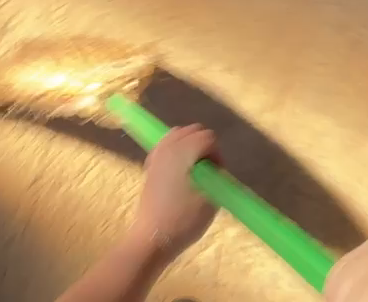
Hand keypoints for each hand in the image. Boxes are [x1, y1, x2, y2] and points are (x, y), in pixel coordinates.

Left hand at [129, 124, 218, 256]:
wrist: (153, 236)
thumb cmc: (183, 220)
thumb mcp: (210, 201)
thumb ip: (217, 179)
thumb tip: (216, 170)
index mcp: (184, 151)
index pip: (208, 137)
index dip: (217, 155)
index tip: (217, 175)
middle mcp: (168, 145)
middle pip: (193, 130)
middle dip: (205, 146)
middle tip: (208, 172)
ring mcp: (157, 152)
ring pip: (178, 134)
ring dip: (190, 145)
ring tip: (194, 170)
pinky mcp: (150, 162)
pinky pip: (167, 144)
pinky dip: (177, 149)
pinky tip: (180, 171)